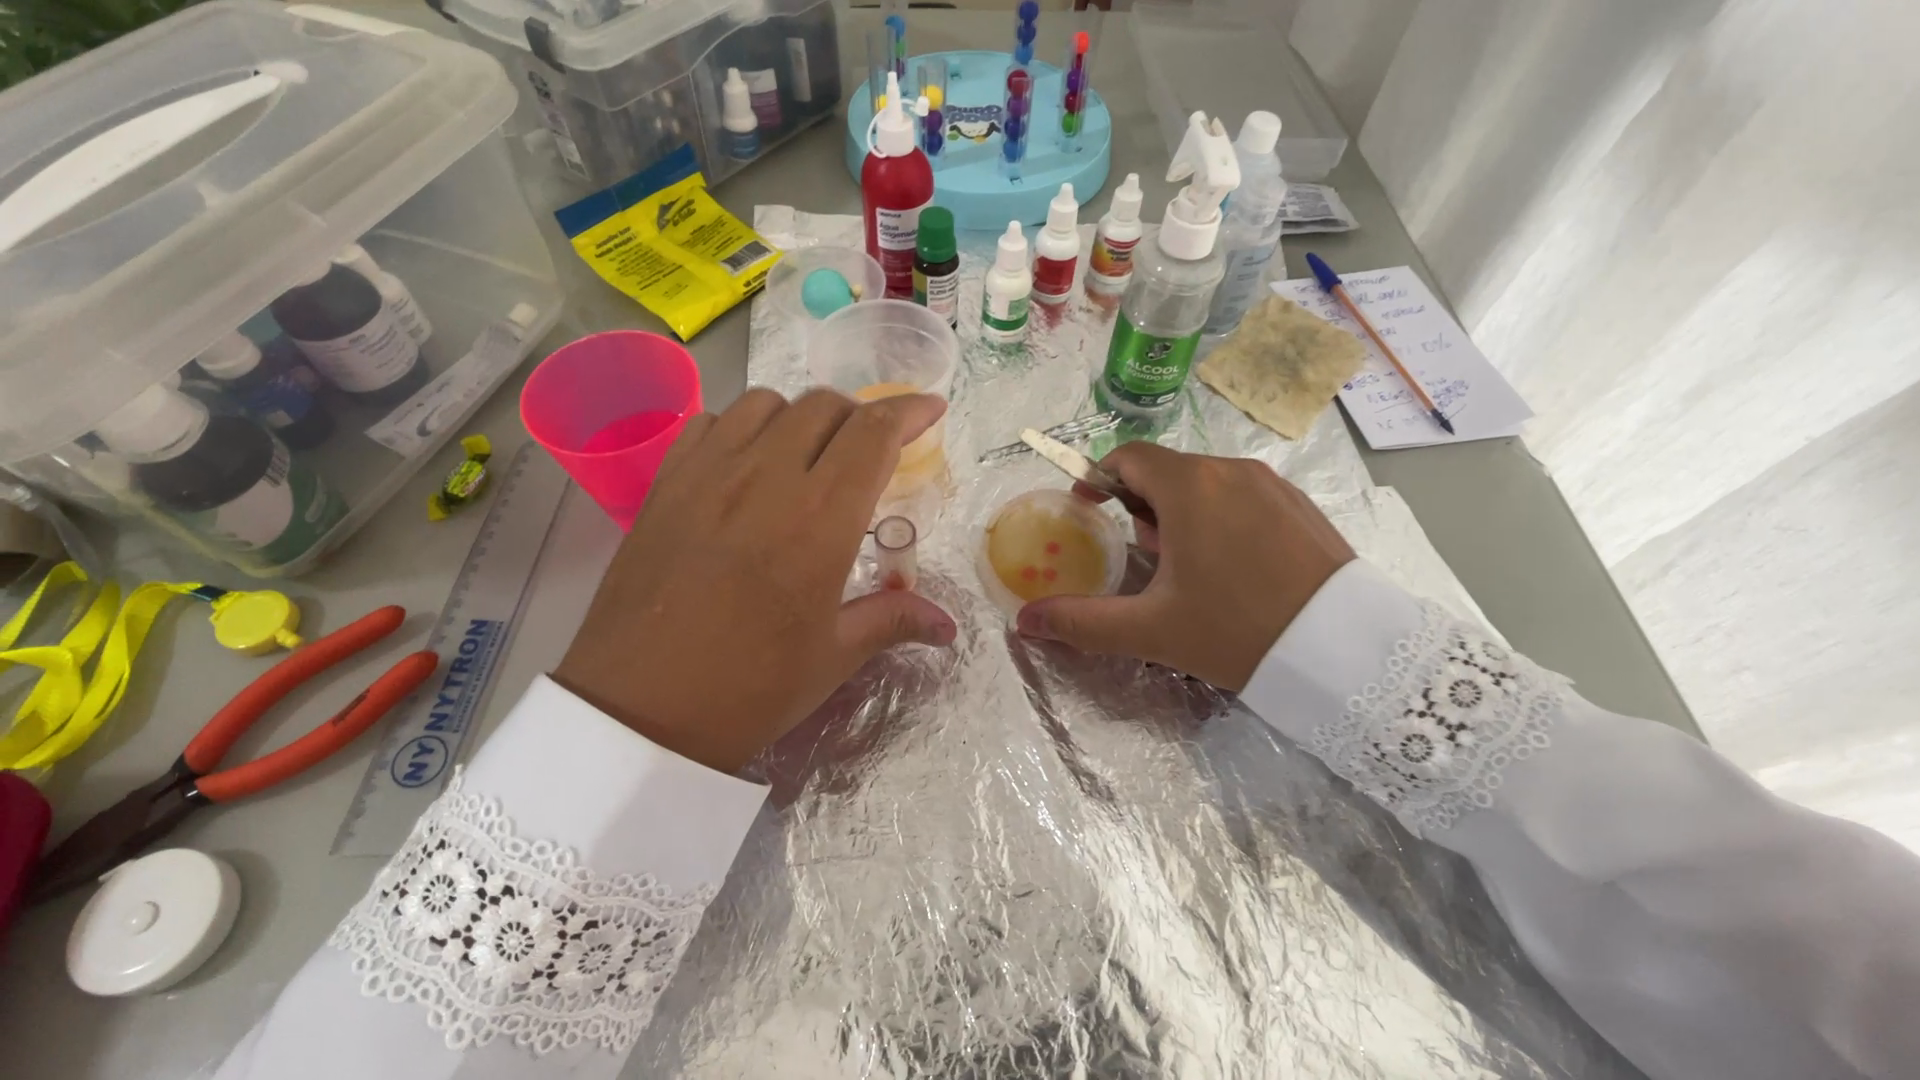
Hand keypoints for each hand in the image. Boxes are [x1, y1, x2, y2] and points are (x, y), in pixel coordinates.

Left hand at [554, 388, 957, 773]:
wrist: (636, 709)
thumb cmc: (748, 688)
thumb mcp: (832, 657)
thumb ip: (893, 620)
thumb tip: (949, 625)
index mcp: (820, 518)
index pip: (874, 433)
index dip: (909, 411)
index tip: (931, 409)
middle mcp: (767, 477)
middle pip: (825, 406)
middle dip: (861, 416)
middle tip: (871, 451)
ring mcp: (709, 474)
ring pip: (767, 403)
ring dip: (801, 417)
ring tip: (809, 453)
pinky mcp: (666, 484)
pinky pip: (711, 422)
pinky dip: (742, 427)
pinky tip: (746, 464)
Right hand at [1016, 442, 1354, 690]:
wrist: (1346, 649)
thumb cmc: (1238, 630)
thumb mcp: (1153, 630)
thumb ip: (1082, 622)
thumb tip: (1025, 622)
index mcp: (1190, 487)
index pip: (1129, 457)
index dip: (1100, 477)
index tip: (1087, 509)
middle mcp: (1230, 470)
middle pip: (1168, 470)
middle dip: (1141, 504)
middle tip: (1141, 553)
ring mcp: (1272, 484)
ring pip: (1208, 483)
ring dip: (1182, 512)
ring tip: (1186, 567)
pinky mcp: (1300, 505)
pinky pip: (1244, 496)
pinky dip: (1221, 517)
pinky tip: (1232, 568)